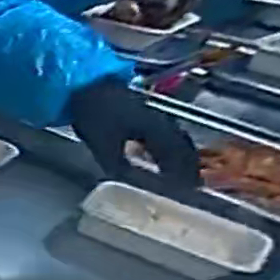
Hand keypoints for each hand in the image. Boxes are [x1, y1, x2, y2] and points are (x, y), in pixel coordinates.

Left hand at [68, 78, 199, 190]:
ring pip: (177, 141)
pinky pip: (166, 136)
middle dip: (189, 168)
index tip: (188, 192)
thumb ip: (116, 163)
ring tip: (182, 175)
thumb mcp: (103, 142)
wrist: (88, 87)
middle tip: (191, 186)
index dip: (184, 175)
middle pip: (183, 148)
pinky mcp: (145, 116)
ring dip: (182, 159)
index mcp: (159, 129)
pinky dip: (169, 150)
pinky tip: (162, 155)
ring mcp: (156, 117)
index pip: (178, 157)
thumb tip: (130, 181)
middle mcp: (164, 123)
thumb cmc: (96, 114)